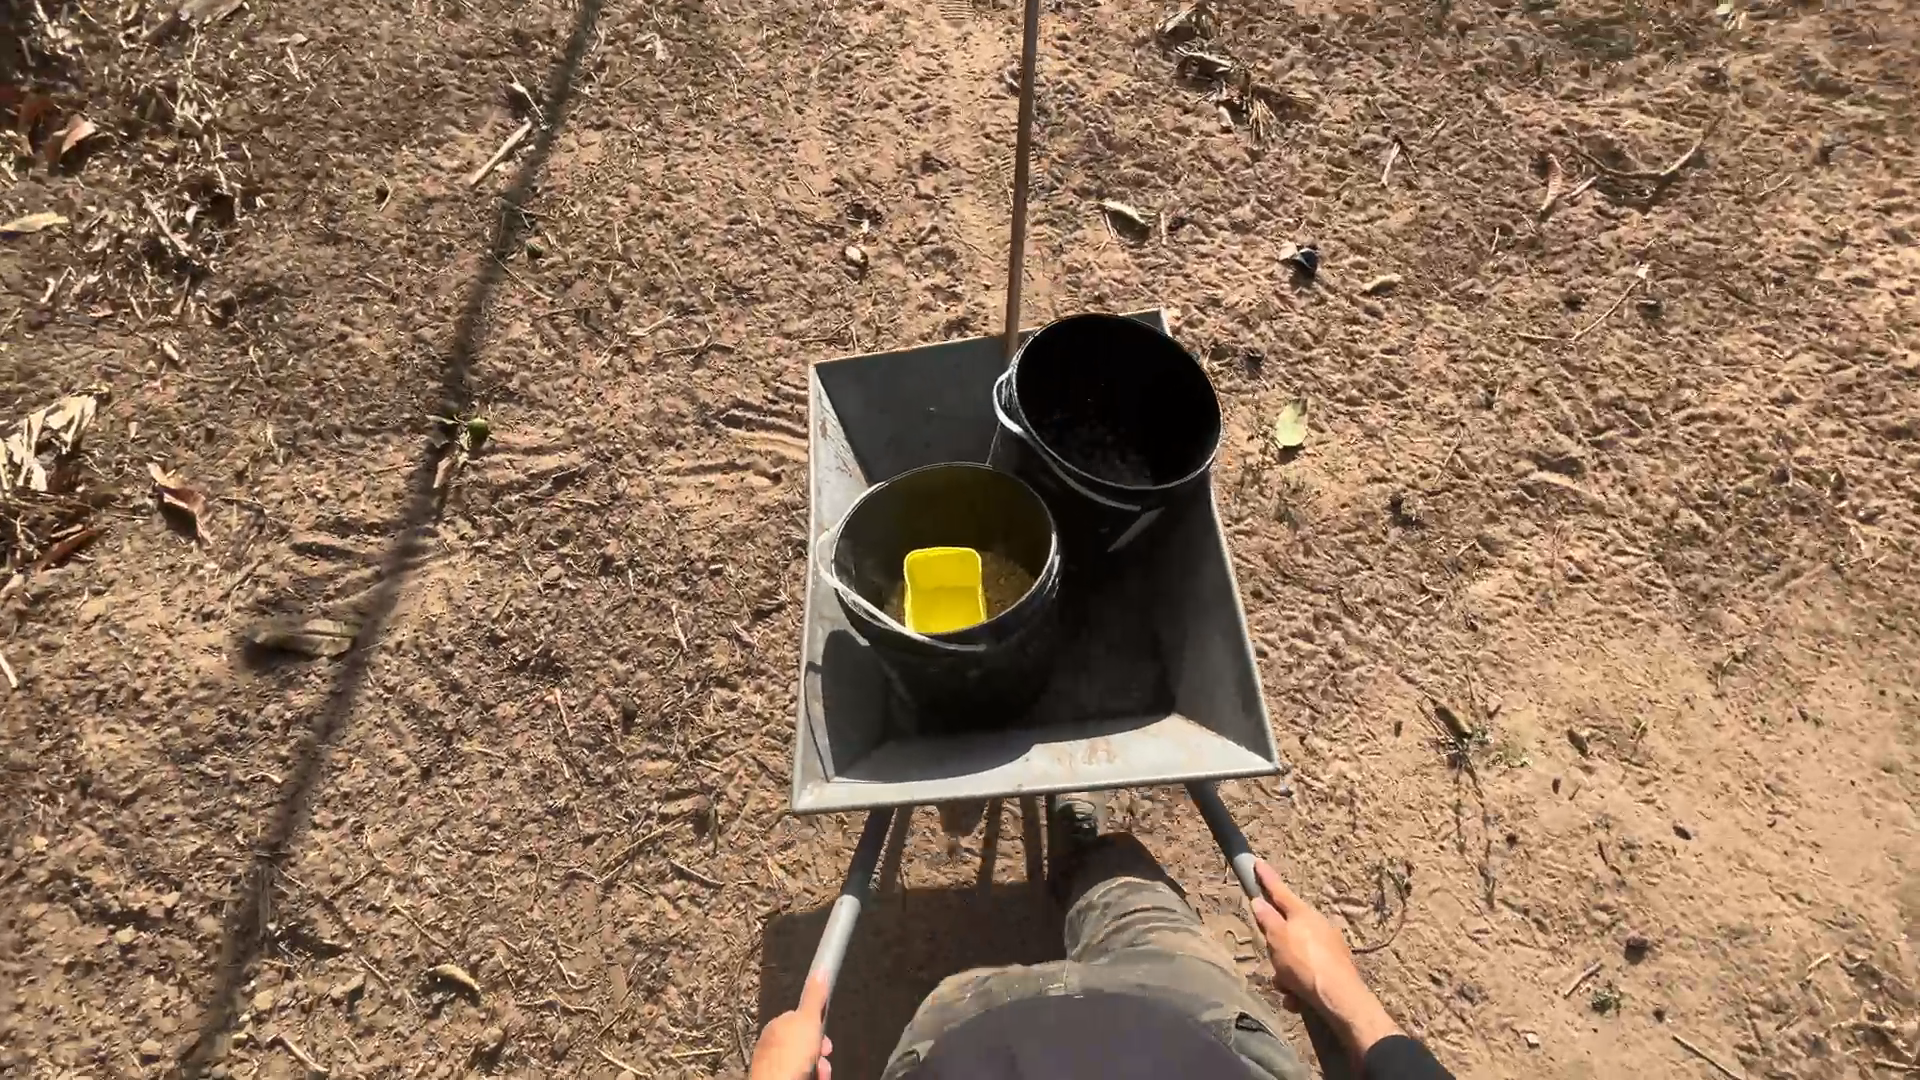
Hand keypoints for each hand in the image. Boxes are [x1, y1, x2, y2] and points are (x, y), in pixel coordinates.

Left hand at [749, 973, 833, 1079]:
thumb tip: (820, 971)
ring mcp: (772, 1066)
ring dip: (817, 1065)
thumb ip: (815, 996)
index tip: (825, 1032)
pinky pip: (797, 1075)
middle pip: (802, 1042)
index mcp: (776, 1025)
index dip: (816, 1024)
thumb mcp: (808, 1019)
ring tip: (820, 1072)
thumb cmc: (789, 1057)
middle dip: (818, 1048)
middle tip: (824, 1054)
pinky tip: (814, 1078)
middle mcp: (771, 1045)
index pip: (799, 1018)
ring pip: (802, 1061)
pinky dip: (809, 1076)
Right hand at [1251, 860, 1399, 1060]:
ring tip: (1285, 988)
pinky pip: (1310, 971)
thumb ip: (1267, 919)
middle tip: (1272, 958)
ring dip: (1287, 969)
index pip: (1278, 889)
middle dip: (1277, 945)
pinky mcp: (1337, 968)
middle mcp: (1318, 924)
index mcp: (1302, 912)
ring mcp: (1330, 946)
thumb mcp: (1277, 939)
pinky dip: (1300, 983)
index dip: (1265, 877)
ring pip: (1298, 952)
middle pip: (1288, 927)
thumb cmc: (1304, 963)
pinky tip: (1296, 999)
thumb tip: (1260, 902)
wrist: (1342, 1000)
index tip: (1257, 862)